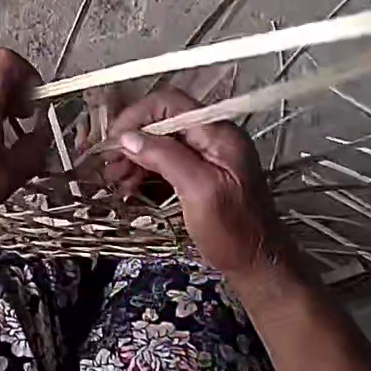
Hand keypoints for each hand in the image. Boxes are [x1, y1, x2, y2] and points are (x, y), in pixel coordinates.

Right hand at [104, 89, 291, 282]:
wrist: (260, 267)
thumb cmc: (233, 232)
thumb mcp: (199, 191)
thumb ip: (165, 157)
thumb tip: (128, 137)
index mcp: (218, 132)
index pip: (169, 103)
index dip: (136, 116)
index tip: (113, 140)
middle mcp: (213, 136)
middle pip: (162, 122)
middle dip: (132, 140)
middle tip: (110, 166)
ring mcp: (207, 155)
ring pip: (160, 142)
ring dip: (135, 157)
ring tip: (115, 180)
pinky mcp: (201, 173)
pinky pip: (166, 161)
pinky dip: (145, 170)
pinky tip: (130, 186)